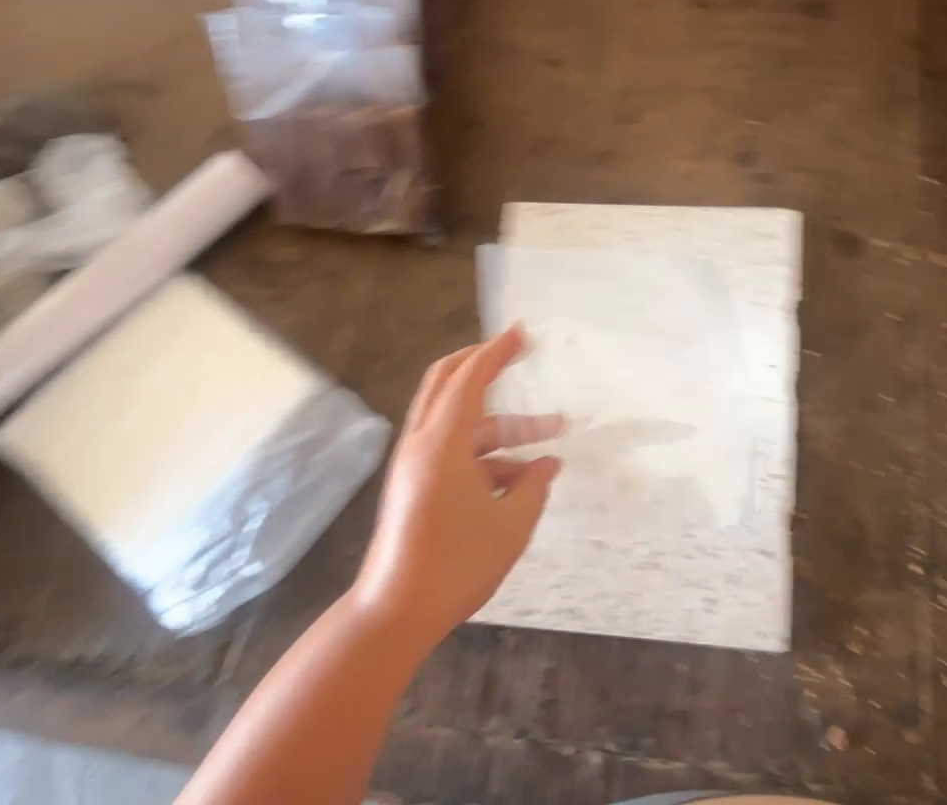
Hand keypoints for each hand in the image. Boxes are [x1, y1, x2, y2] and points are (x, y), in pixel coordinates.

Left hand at [350, 326, 564, 647]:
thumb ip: (534, 486)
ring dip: (502, 423)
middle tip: (518, 352)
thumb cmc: (456, 565)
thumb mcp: (511, 526)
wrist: (394, 612)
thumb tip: (548, 464)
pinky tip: (523, 477)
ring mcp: (415, 465)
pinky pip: (454, 450)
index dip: (496, 352)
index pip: (469, 379)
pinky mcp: (415, 486)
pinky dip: (487, 452)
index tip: (522, 333)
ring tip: (551, 436)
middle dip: (483, 363)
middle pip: (447, 383)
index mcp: (442, 444)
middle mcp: (422, 444)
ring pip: (459, 422)